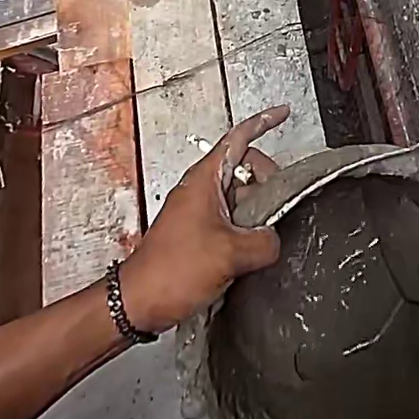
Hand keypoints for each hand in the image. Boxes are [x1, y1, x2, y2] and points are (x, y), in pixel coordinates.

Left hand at [117, 105, 288, 333]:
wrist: (135, 304)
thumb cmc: (172, 270)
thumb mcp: (230, 254)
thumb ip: (264, 241)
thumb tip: (274, 239)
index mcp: (205, 178)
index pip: (239, 137)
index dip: (264, 122)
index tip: (283, 113)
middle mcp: (201, 188)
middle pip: (245, 165)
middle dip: (268, 177)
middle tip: (281, 200)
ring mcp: (199, 209)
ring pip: (240, 193)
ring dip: (258, 207)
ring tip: (266, 232)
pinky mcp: (198, 231)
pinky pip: (231, 216)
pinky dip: (246, 224)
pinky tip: (253, 247)